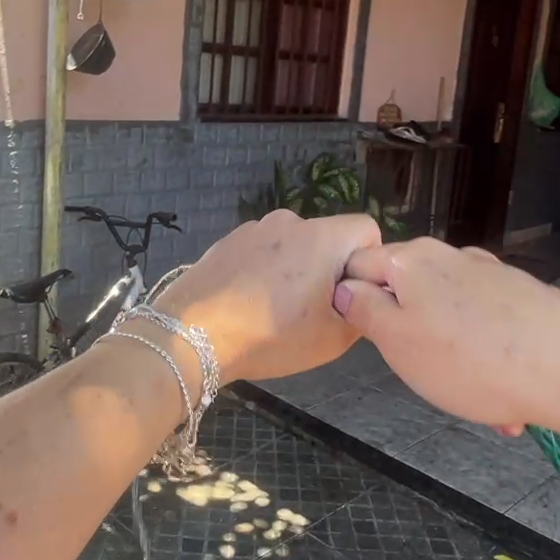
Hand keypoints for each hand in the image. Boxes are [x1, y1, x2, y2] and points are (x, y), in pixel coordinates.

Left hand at [149, 210, 381, 384]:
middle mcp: (289, 221)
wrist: (192, 335)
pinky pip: (263, 252)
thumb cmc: (270, 336)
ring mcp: (253, 228)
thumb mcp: (333, 338)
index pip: (366, 230)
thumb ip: (362, 311)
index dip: (367, 263)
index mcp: (321, 236)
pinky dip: (265, 271)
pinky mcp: (227, 241)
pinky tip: (248, 304)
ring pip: (294, 246)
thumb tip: (362, 296)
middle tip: (314, 311)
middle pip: (328, 238)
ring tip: (276, 312)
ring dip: (296, 271)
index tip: (350, 295)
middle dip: (330, 269)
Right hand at [331, 239, 559, 433]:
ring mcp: (492, 274)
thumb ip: (364, 309)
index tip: (370, 338)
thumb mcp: (396, 340)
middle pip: (408, 290)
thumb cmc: (469, 360)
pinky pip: (489, 328)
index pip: (359, 265)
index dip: (354, 300)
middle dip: (409, 333)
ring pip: (451, 315)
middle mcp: (450, 257)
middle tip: (421, 376)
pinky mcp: (526, 296)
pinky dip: (487, 357)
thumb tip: (345, 287)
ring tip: (475, 401)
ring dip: (451, 355)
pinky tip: (506, 398)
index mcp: (410, 261)